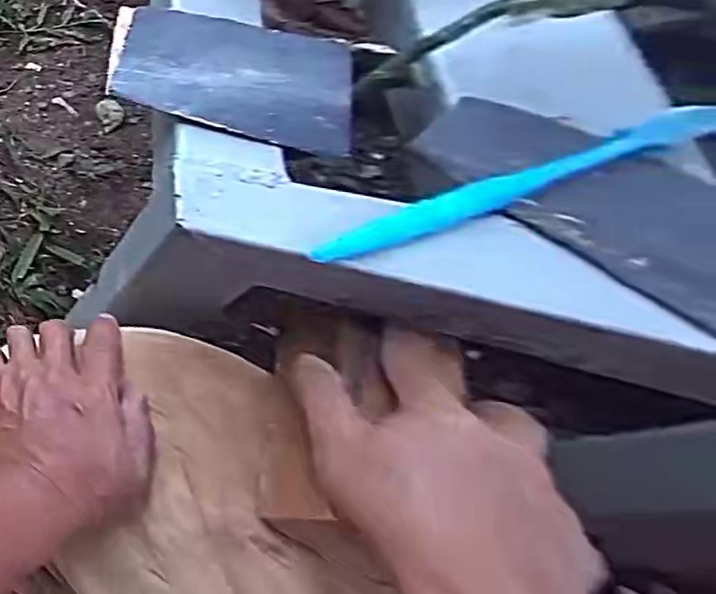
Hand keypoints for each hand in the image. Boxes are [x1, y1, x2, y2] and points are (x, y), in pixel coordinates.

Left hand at [0, 315, 154, 533]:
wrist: (30, 493)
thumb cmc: (86, 489)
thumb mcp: (135, 468)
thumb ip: (137, 423)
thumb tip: (133, 393)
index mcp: (94, 390)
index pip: (102, 342)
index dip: (105, 329)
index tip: (104, 326)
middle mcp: (56, 374)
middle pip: (56, 329)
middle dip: (61, 334)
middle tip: (62, 350)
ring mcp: (22, 375)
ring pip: (19, 332)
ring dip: (25, 341)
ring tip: (28, 356)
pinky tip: (0, 367)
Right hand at [288, 328, 604, 593]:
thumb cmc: (404, 520)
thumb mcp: (338, 449)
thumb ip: (321, 398)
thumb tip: (307, 361)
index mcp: (441, 417)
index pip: (416, 362)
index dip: (399, 342)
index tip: (390, 333)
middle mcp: (500, 446)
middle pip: (498, 411)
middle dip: (476, 410)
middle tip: (448, 420)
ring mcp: (542, 495)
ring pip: (529, 464)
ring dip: (502, 463)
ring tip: (469, 481)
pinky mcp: (570, 545)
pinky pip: (551, 519)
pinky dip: (525, 517)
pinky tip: (498, 530)